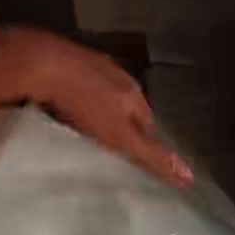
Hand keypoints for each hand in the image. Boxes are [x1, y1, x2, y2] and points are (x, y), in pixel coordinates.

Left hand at [0, 27, 194, 191]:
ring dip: (100, 109)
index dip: (142, 143)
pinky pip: (83, 82)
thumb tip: (189, 176)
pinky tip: (67, 106)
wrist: (44, 64)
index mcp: (134, 92)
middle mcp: (119, 74)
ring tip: (87, 130)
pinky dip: (81, 95)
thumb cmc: (85, 104)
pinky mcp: (71, 58)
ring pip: (105, 92)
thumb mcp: (121, 136)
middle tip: (108, 147)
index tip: (132, 161)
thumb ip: (152, 155)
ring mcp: (94, 63)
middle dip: (122, 124)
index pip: (149, 124)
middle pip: (128, 106)